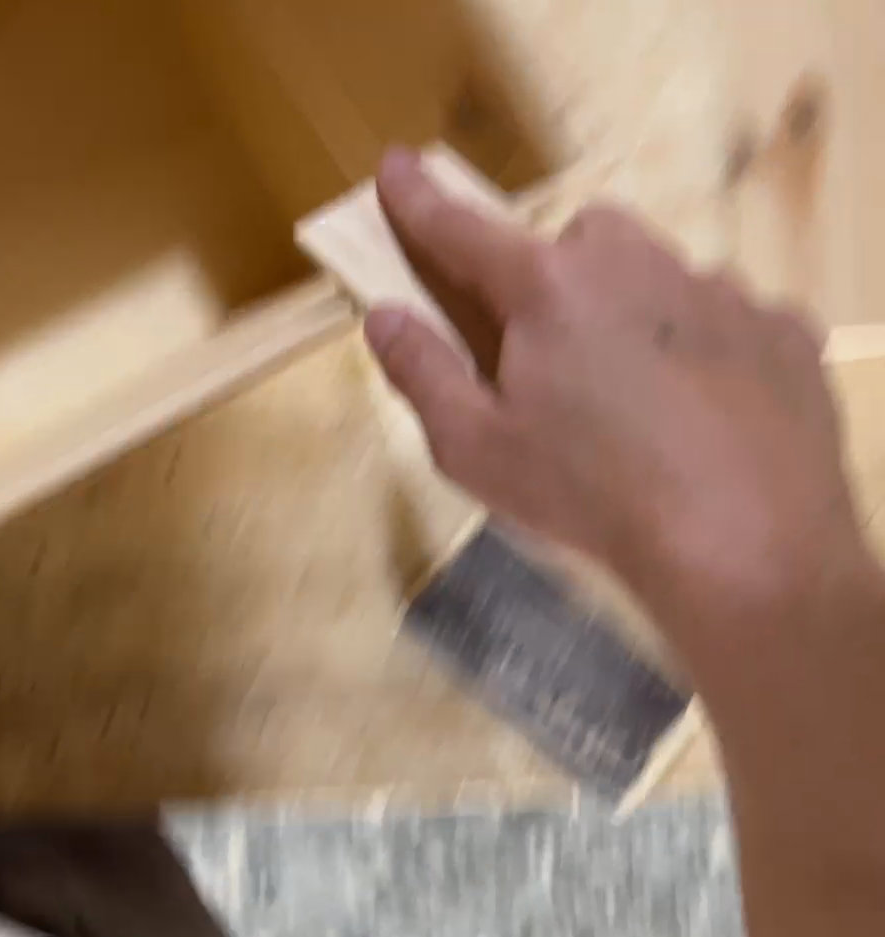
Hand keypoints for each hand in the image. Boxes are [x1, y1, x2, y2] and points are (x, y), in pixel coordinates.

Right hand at [366, 148, 867, 612]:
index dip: (419, 201)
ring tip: (605, 387)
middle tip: (527, 343)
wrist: (743, 543)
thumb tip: (383, 314)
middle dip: (541, 269)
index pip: (464, 231)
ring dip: (611, 302)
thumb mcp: (466, 442)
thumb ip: (420, 369)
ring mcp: (722, 294)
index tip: (394, 164)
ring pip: (649, 266)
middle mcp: (638, 269)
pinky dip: (679, 337)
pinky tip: (676, 406)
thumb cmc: (579, 490)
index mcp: (549, 293)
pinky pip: (714, 309)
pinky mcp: (781, 331)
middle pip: (575, 234)